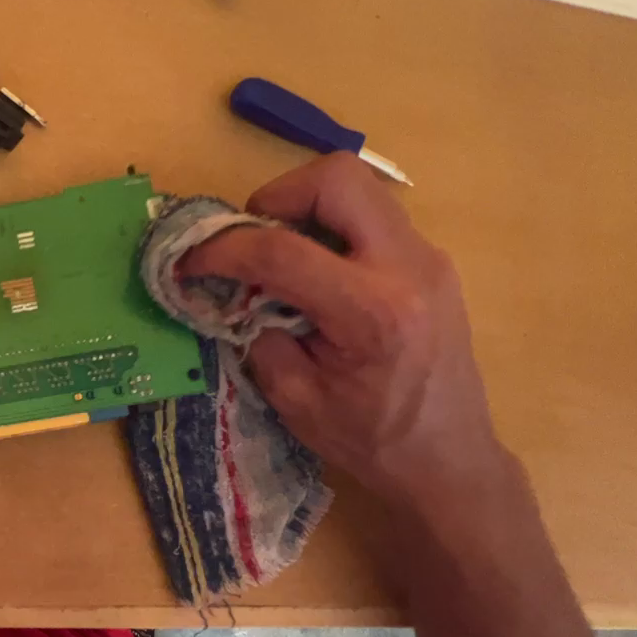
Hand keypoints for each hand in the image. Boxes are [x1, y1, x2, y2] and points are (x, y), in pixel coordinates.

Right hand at [178, 153, 507, 508]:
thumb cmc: (368, 440)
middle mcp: (408, 267)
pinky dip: (325, 229)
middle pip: (336, 179)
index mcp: (373, 312)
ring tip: (274, 259)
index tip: (189, 262)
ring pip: (355, 188)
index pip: (282, 251)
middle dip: (274, 198)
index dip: (222, 249)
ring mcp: (426, 257)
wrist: (448, 458)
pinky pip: (368, 216)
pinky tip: (309, 276)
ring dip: (300, 210)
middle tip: (246, 240)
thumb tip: (230, 290)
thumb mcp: (293, 398)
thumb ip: (257, 334)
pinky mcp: (428, 260)